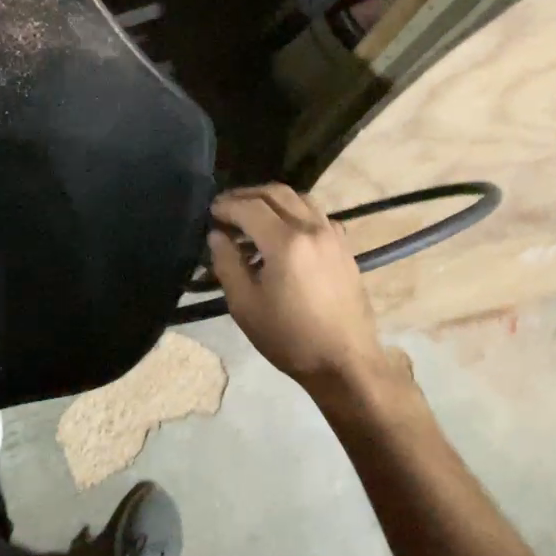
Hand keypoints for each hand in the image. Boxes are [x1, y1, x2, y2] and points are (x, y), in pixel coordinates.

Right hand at [209, 184, 394, 392]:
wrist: (345, 362)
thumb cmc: (290, 338)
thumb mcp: (245, 306)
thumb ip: (227, 264)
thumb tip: (217, 236)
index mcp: (285, 242)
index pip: (249, 207)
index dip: (226, 206)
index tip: (210, 212)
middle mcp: (312, 228)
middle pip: (276, 193)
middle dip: (247, 195)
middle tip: (226, 207)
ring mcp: (333, 235)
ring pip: (300, 199)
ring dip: (272, 200)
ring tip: (253, 216)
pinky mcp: (345, 247)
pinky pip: (317, 215)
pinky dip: (295, 212)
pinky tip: (285, 233)